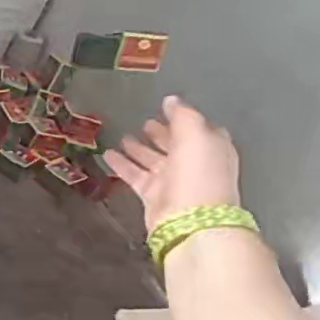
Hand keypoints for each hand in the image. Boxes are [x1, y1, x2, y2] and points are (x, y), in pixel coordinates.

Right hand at [104, 95, 242, 231]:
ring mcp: (172, 180)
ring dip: (138, 148)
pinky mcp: (152, 195)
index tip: (163, 108)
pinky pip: (135, 175)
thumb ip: (182, 115)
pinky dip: (122, 165)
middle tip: (143, 123)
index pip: (196, 128)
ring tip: (121, 137)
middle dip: (159, 134)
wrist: (190, 219)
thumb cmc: (198, 172)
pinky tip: (108, 155)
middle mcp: (193, 163)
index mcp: (210, 146)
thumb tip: (170, 100)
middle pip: (173, 144)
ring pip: (152, 160)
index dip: (180, 118)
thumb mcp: (194, 135)